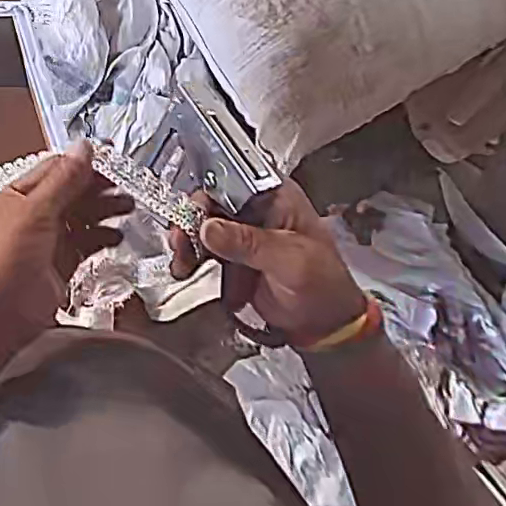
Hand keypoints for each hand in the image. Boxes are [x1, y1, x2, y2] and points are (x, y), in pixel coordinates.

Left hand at [0, 142, 132, 339]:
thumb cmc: (1, 265)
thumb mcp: (35, 212)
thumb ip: (63, 181)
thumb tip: (82, 150)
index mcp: (19, 196)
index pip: (57, 170)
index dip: (84, 164)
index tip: (113, 161)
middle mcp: (32, 216)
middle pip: (72, 193)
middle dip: (100, 189)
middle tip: (126, 187)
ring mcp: (46, 242)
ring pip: (81, 218)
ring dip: (104, 212)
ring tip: (127, 207)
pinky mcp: (59, 266)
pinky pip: (84, 245)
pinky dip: (101, 238)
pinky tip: (115, 236)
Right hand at [168, 182, 366, 344]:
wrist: (324, 325)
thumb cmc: (324, 287)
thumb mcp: (291, 261)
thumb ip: (250, 243)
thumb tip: (209, 228)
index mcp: (275, 197)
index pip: (231, 180)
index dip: (207, 195)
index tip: (193, 217)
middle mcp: (255, 208)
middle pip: (208, 201)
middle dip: (190, 221)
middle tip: (181, 242)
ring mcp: (241, 231)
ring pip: (200, 224)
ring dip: (186, 241)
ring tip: (183, 262)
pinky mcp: (230, 253)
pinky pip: (201, 247)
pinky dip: (189, 257)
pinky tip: (186, 269)